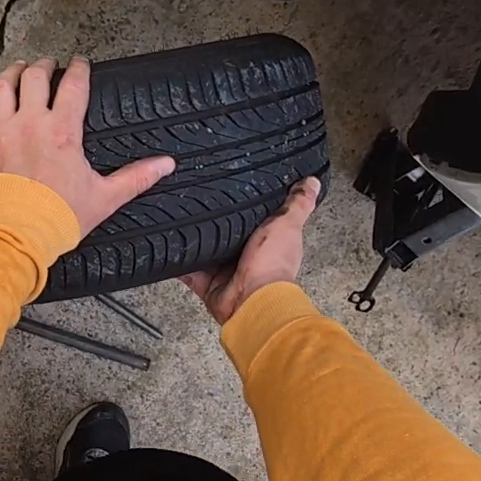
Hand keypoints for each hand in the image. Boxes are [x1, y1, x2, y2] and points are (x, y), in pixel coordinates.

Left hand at [0, 57, 175, 238]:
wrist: (14, 237)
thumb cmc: (58, 218)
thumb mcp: (105, 198)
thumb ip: (136, 177)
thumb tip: (167, 164)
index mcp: (63, 131)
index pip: (73, 86)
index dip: (79, 70)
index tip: (80, 63)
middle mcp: (29, 123)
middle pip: (35, 79)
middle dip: (44, 67)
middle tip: (49, 65)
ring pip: (2, 89)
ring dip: (10, 73)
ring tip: (17, 67)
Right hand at [180, 176, 321, 322]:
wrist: (251, 299)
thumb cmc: (272, 264)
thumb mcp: (287, 224)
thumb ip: (297, 204)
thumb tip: (313, 181)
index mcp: (267, 242)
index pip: (252, 218)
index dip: (242, 205)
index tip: (229, 187)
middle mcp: (245, 257)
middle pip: (224, 234)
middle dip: (211, 221)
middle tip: (195, 198)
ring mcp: (224, 272)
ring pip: (204, 250)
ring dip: (194, 239)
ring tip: (176, 216)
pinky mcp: (206, 283)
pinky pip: (186, 269)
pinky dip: (177, 261)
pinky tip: (167, 244)